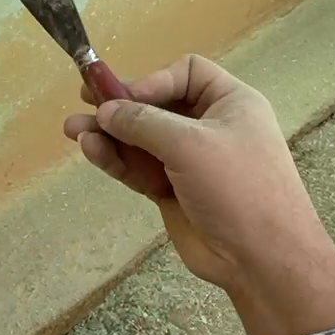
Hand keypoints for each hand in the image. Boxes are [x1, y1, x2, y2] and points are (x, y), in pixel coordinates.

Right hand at [63, 54, 334, 334]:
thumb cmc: (237, 188)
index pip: (186, 73)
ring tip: (72, 130)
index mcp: (229, 104)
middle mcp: (207, 127)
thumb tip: (104, 110)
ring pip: (138, 136)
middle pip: (155, 103)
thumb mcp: (190, 144)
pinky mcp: (168, 188)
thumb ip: (142, 122)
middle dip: (119, 104)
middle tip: (83, 97)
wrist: (262, 260)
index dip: (154, 79)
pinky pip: (134, 164)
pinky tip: (89, 149)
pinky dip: (112, 156)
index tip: (128, 97)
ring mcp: (186, 160)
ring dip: (106, 132)